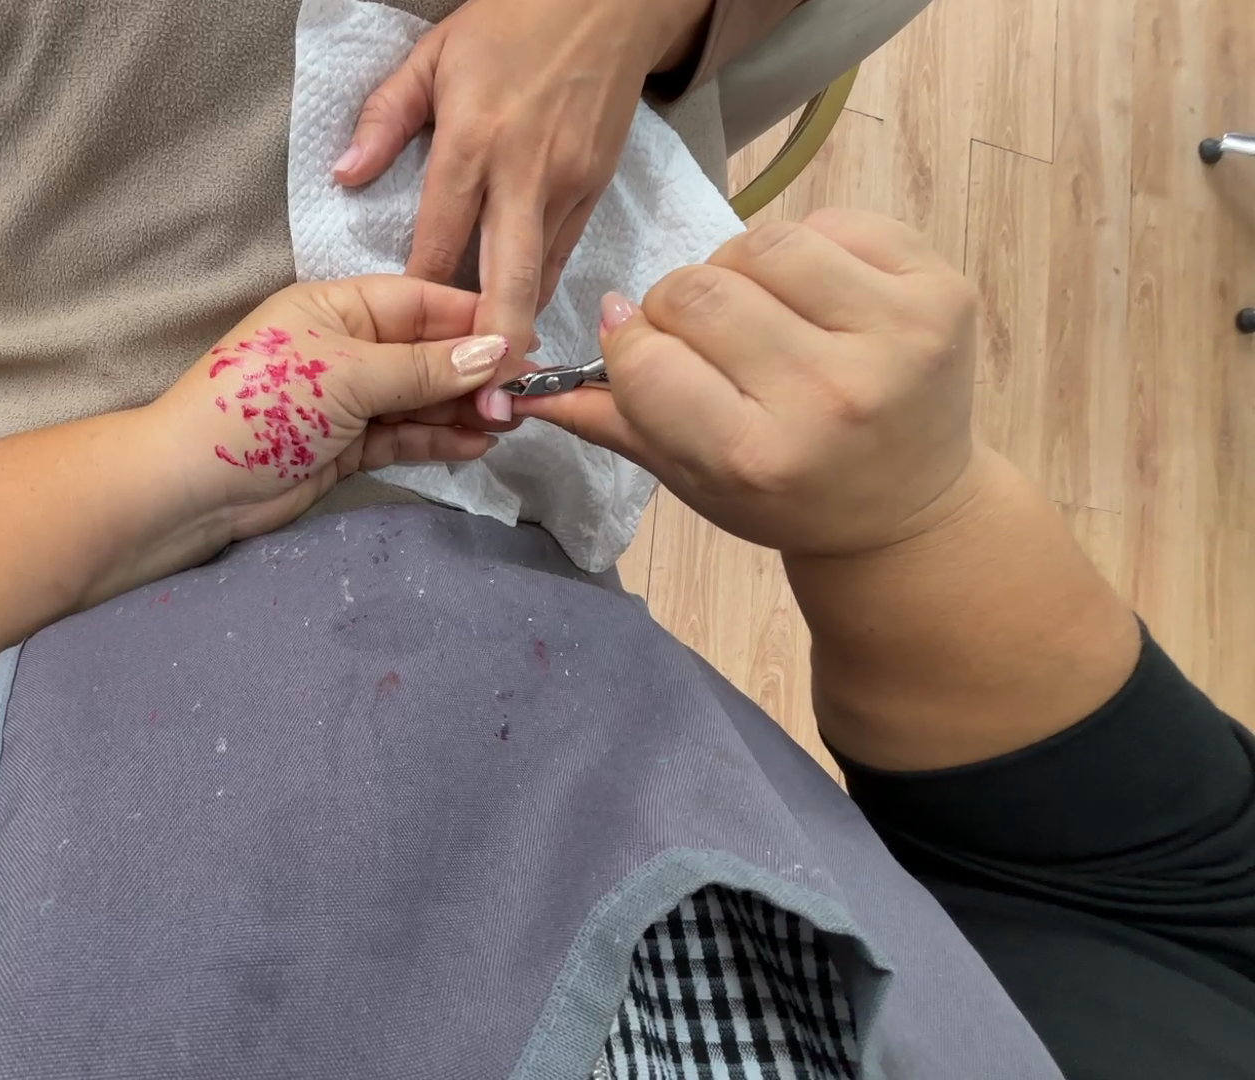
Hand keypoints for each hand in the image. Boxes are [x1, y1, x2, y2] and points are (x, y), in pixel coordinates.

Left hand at [152, 276, 508, 541]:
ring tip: (507, 423)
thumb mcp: (347, 376)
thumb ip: (421, 368)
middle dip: (472, 373)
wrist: (195, 487)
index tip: (524, 344)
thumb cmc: (262, 407)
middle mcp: (346, 348)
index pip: (421, 303)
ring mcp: (346, 401)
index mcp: (337, 308)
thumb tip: (495, 351)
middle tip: (522, 397)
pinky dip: (434, 439)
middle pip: (425, 353)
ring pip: (417, 399)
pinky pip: (400, 436)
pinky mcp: (346, 446)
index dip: (473, 322)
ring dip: (460, 410)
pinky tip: (473, 445)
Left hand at [334, 0, 711, 422]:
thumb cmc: (510, 22)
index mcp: (470, 146)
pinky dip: (537, 295)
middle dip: (494, 351)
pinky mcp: (595, 192)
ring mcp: (566, 189)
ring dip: (517, 334)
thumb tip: (345, 176)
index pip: (438, 247)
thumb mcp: (434, 54)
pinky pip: (560, 259)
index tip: (409, 360)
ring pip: (537, 281)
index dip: (424, 310)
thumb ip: (385, 118)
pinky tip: (517, 326)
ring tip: (497, 388)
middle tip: (484, 408)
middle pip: (505, 282)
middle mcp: (520, 178)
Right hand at [512, 209, 981, 556]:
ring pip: (758, 245)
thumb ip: (603, 421)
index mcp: (750, 453)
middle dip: (669, 307)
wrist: (902, 508)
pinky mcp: (944, 289)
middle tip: (688, 335)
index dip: (627, 348)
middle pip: (695, 292)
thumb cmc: (772, 500)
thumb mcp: (680, 475)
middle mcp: (826, 394)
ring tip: (744, 309)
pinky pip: (830, 223)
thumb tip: (525, 382)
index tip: (639, 356)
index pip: (646, 361)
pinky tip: (799, 292)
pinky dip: (794, 249)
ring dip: (729, 271)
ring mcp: (896, 335)